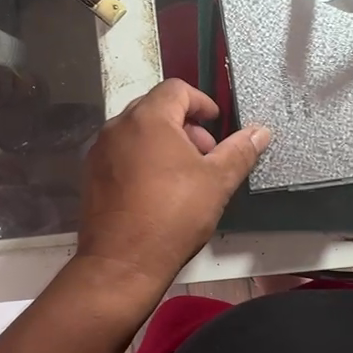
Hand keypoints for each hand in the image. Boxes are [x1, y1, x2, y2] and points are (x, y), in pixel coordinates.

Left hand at [76, 80, 271, 291]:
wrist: (120, 263)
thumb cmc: (173, 216)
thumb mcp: (216, 182)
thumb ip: (239, 151)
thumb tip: (260, 131)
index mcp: (148, 119)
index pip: (176, 89)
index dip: (201, 102)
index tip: (216, 123)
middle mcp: (118, 126)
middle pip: (155, 107)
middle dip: (184, 123)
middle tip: (205, 152)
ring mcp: (100, 151)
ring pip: (137, 131)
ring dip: (163, 141)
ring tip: (184, 173)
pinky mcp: (91, 174)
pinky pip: (121, 152)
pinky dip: (142, 157)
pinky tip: (158, 189)